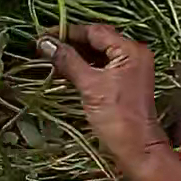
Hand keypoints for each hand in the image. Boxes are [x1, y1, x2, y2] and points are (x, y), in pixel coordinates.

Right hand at [38, 25, 169, 171]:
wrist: (136, 148)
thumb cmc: (116, 116)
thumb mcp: (89, 85)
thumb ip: (68, 60)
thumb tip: (45, 43)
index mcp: (130, 50)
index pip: (95, 32)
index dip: (69, 32)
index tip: (44, 36)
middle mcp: (134, 54)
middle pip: (98, 40)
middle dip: (71, 43)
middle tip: (45, 46)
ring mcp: (130, 69)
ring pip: (99, 54)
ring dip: (76, 55)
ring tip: (51, 57)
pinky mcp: (124, 82)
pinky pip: (101, 67)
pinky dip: (84, 67)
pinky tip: (65, 71)